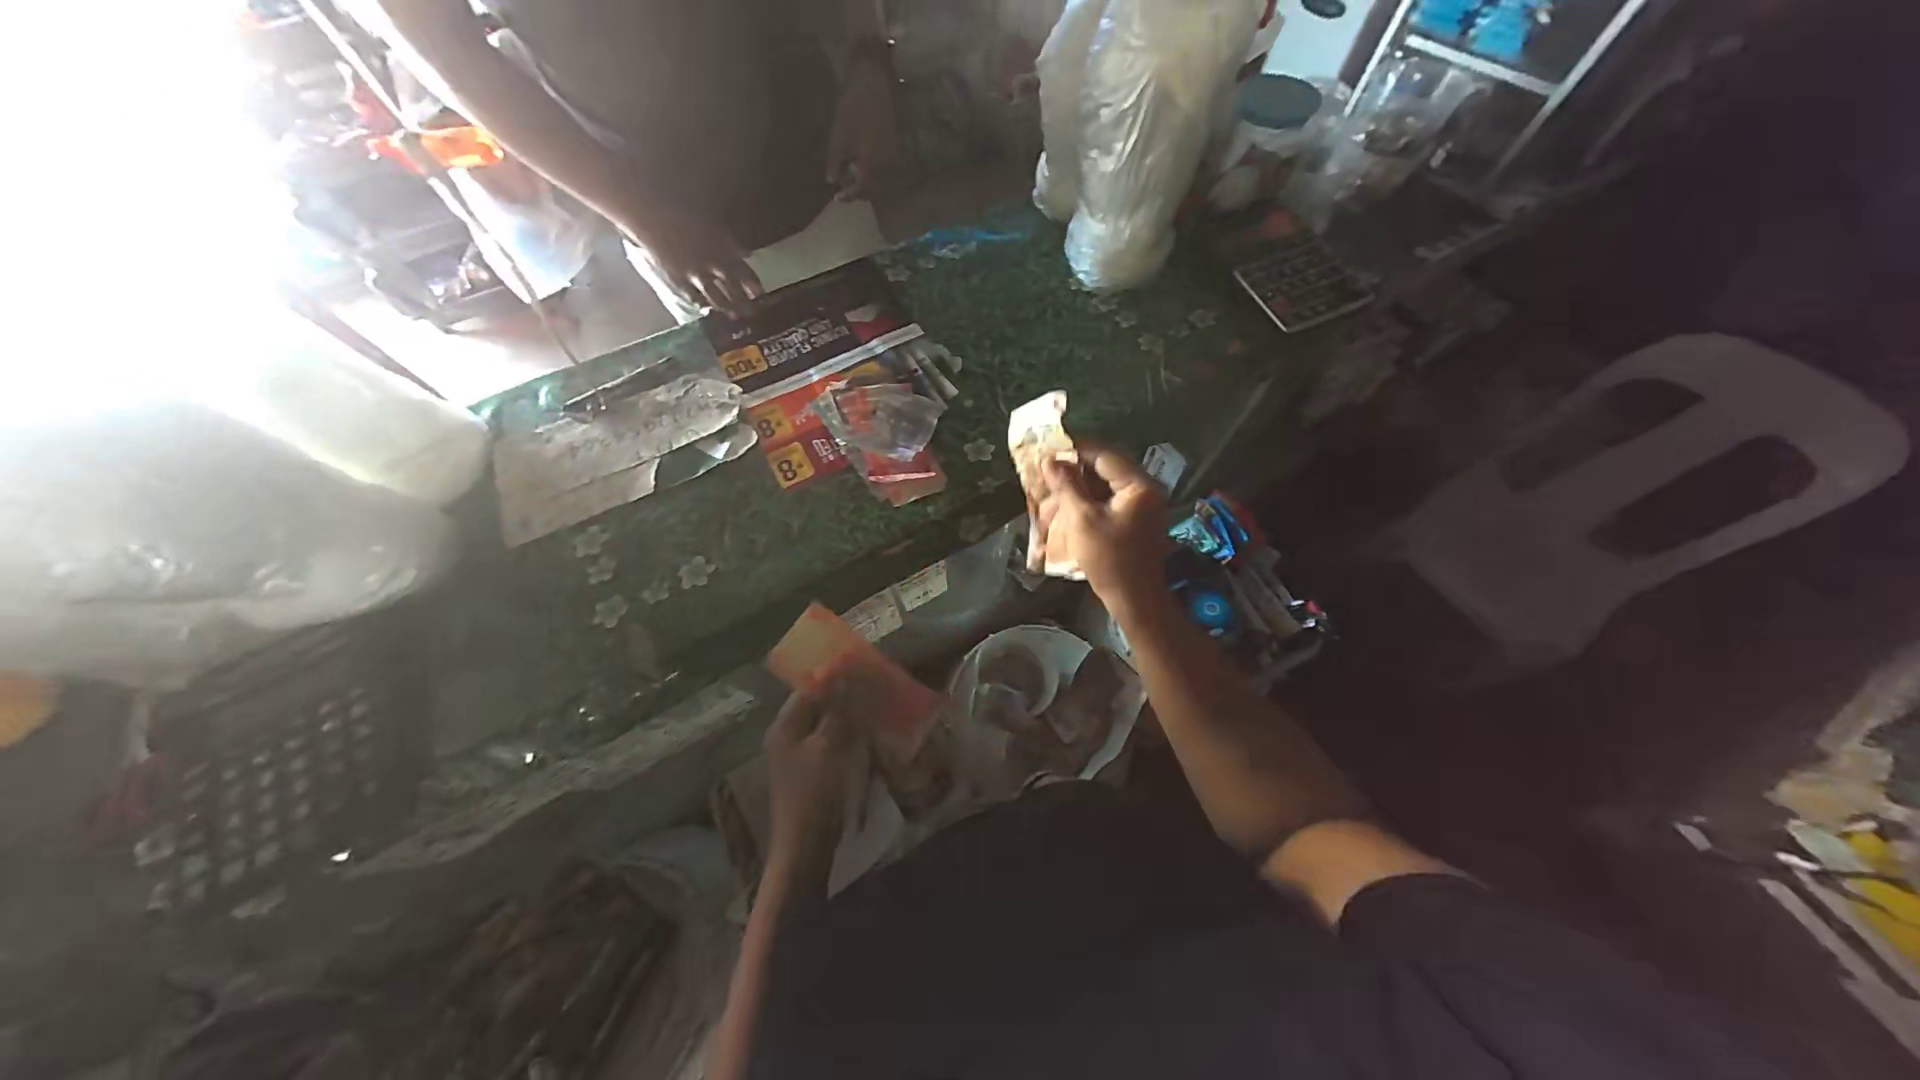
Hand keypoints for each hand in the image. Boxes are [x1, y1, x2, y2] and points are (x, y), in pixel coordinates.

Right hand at [622, 208, 762, 313]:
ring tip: (733, 315)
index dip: (754, 287)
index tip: (761, 295)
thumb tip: (747, 254)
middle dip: (745, 304)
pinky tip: (704, 307)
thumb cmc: (680, 208)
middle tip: (751, 313)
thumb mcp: (712, 223)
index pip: (746, 274)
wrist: (648, 211)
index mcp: (724, 249)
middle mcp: (713, 265)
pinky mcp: (677, 279)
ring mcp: (695, 275)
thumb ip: (731, 242)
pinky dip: (700, 303)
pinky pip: (693, 297)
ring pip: (716, 298)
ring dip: (727, 308)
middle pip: (734, 292)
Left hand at [764, 678, 861, 863]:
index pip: (810, 687)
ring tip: (881, 704)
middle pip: (819, 703)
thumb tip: (845, 670)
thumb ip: (838, 709)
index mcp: (785, 726)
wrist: (806, 852)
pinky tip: (873, 733)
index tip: (866, 664)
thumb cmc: (815, 796)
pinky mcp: (815, 772)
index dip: (836, 674)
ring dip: (852, 713)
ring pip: (829, 722)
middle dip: (847, 693)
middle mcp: (789, 736)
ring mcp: (802, 755)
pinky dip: (852, 733)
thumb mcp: (829, 747)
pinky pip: (835, 741)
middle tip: (879, 684)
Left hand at [825, 57, 897, 199]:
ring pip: (877, 171)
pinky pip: (880, 159)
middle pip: (871, 182)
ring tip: (848, 170)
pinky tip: (858, 156)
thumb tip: (832, 180)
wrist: (870, 81)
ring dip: (862, 174)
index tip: (837, 198)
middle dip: (856, 186)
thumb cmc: (851, 110)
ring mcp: (891, 150)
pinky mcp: (892, 138)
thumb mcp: (838, 139)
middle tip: (842, 185)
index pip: (861, 188)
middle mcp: (885, 162)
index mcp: (872, 163)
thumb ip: (835, 163)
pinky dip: (869, 163)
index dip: (849, 195)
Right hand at [1040, 446, 1170, 603]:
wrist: (1134, 599)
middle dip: (1076, 469)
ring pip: (1108, 484)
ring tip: (1055, 489)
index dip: (1074, 452)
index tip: (1049, 454)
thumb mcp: (1082, 520)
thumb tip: (1050, 461)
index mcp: (1139, 485)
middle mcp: (1147, 489)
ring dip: (1082, 485)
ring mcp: (1145, 505)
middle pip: (1108, 467)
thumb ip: (1067, 486)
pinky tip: (1071, 506)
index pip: (1104, 455)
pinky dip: (1092, 499)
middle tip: (1049, 472)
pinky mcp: (1139, 519)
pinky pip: (1113, 499)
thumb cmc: (1109, 560)